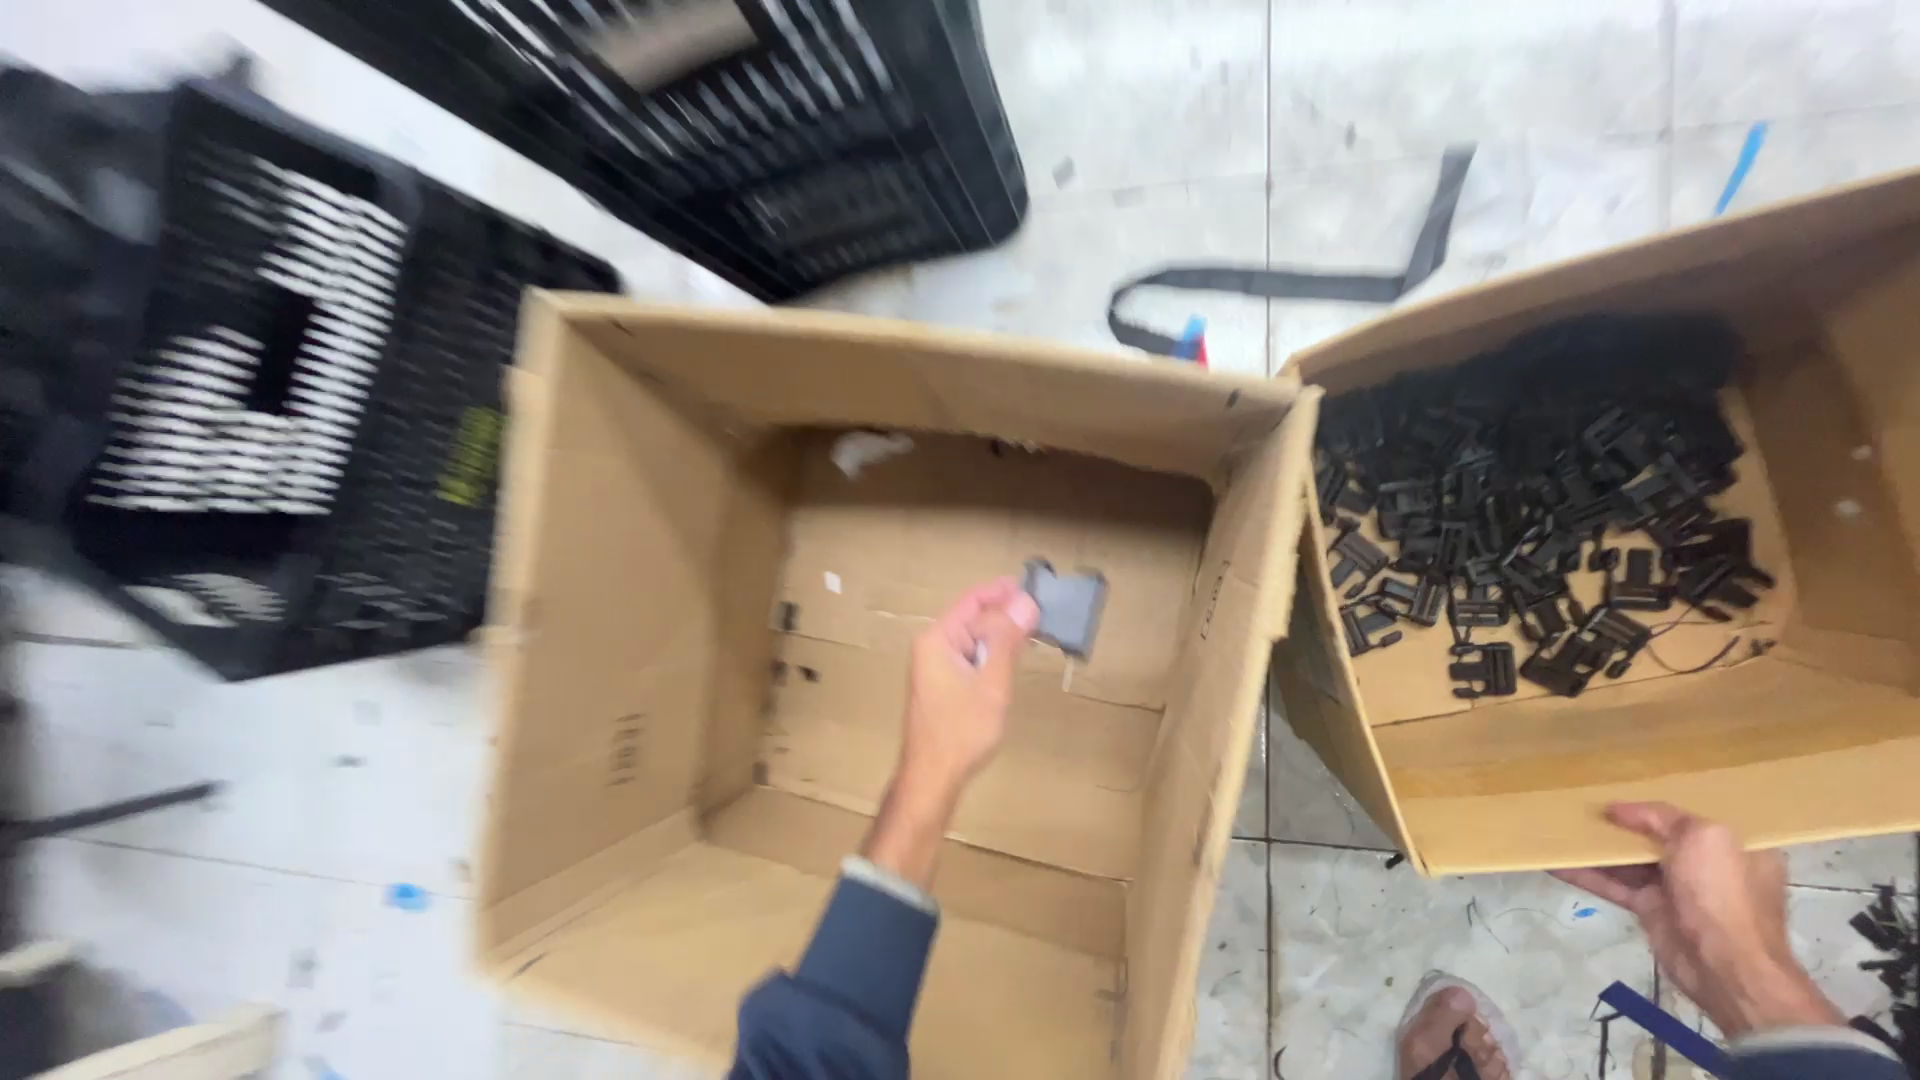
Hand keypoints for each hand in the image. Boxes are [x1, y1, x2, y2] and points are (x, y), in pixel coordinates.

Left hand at [899, 576, 1040, 796]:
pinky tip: (1011, 659)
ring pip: (972, 639)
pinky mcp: (942, 686)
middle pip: (971, 618)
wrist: (932, 777)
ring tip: (1033, 629)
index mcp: (938, 639)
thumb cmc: (962, 730)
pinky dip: (991, 654)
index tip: (1033, 585)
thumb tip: (1025, 601)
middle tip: (1041, 609)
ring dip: (1000, 634)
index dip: (1001, 591)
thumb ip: (1008, 640)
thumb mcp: (992, 683)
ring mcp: (934, 668)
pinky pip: (970, 657)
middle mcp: (932, 647)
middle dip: (1004, 612)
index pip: (972, 601)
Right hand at [1552, 802, 1843, 1037]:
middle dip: (1620, 822)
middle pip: (1655, 836)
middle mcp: (1707, 866)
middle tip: (1582, 804)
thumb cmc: (1722, 894)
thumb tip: (1616, 810)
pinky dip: (1585, 874)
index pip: (1693, 816)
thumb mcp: (1702, 838)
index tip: (1623, 786)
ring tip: (1558, 827)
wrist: (1724, 965)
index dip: (1660, 802)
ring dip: (1596, 847)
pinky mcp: (1650, 908)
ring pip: (1628, 860)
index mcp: (1734, 847)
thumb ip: (1659, 816)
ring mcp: (1677, 889)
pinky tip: (1555, 862)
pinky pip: (1613, 884)